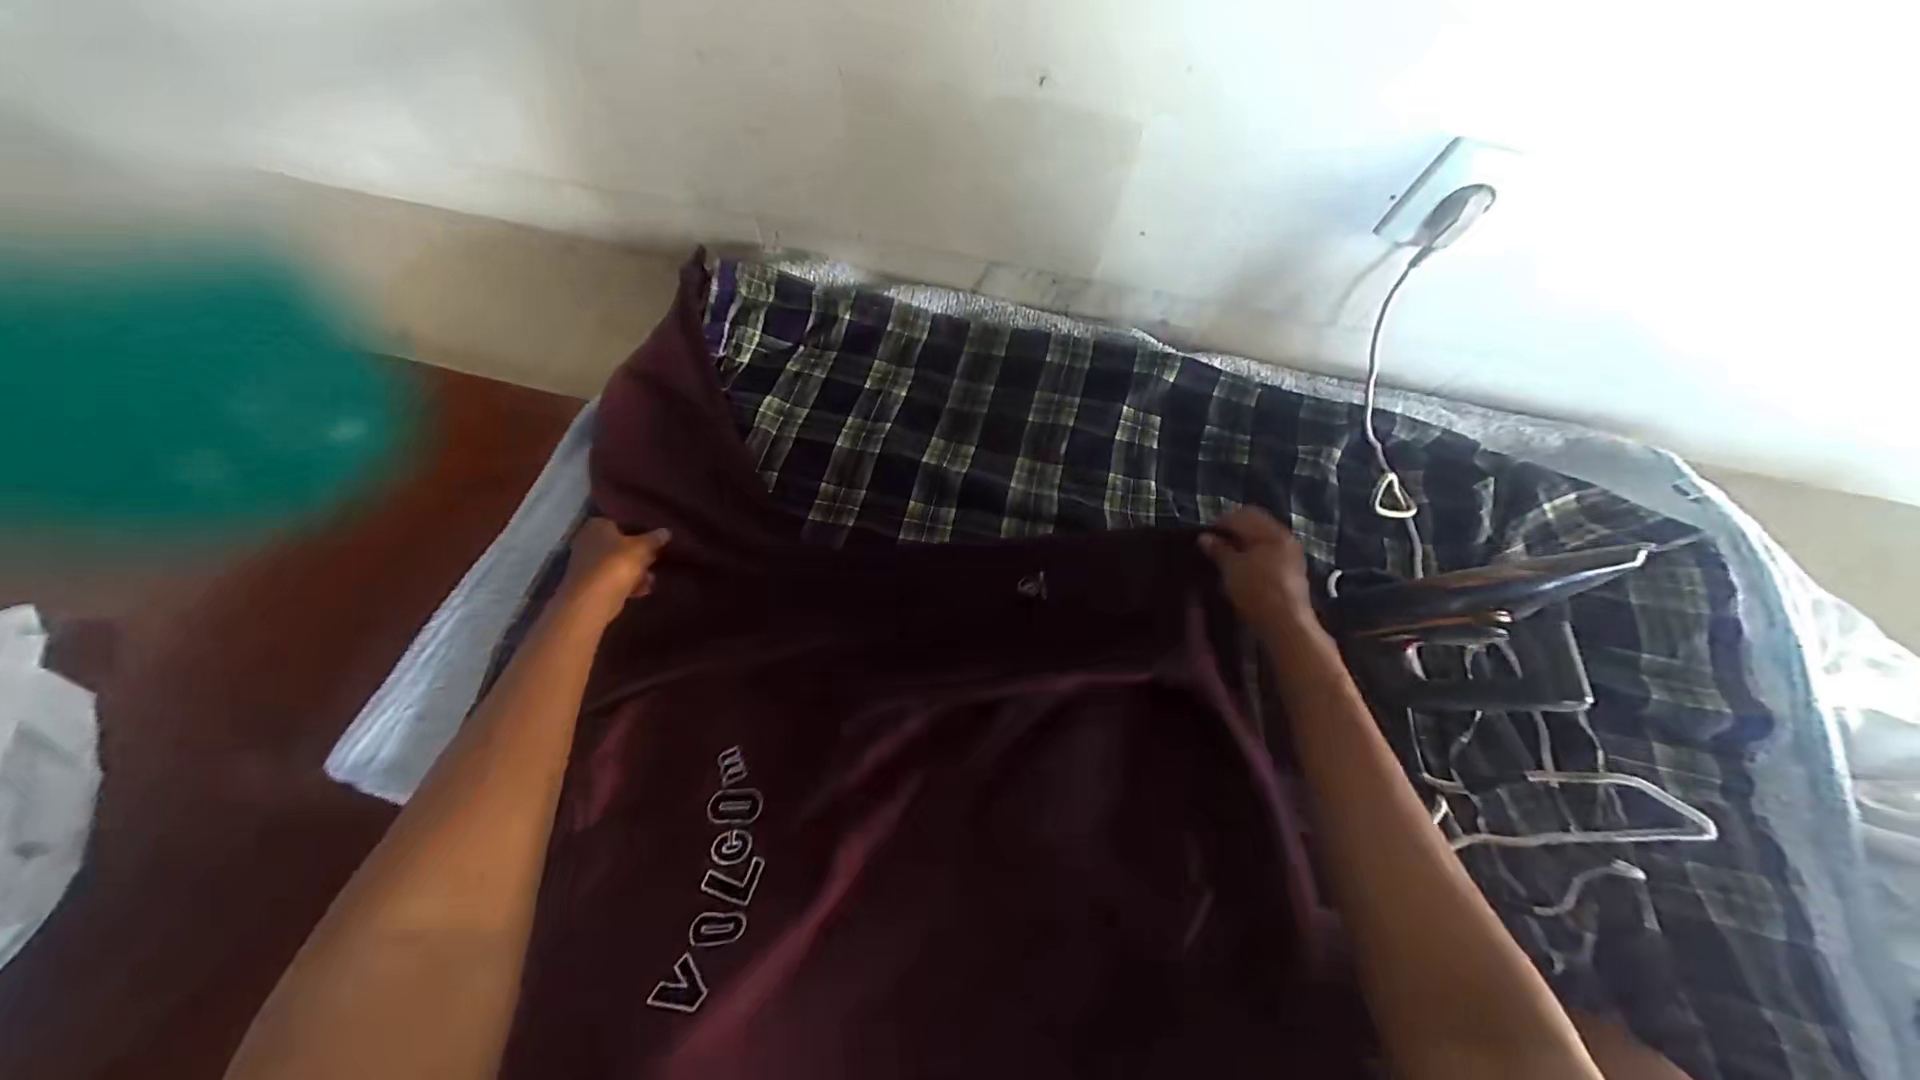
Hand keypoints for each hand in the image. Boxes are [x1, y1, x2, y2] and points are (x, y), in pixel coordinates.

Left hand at [559, 517, 670, 622]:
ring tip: (651, 579)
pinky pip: (614, 579)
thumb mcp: (642, 547)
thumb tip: (665, 532)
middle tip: (655, 559)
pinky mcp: (591, 583)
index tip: (656, 539)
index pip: (622, 522)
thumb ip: (655, 539)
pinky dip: (627, 583)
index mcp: (597, 526)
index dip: (640, 530)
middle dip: (639, 553)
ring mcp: (588, 563)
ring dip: (636, 571)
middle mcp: (588, 541)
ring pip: (619, 563)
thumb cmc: (617, 564)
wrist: (593, 599)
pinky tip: (642, 590)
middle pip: (621, 544)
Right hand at [1197, 507, 1322, 641]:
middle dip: (1232, 534)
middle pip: (1255, 526)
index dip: (1221, 522)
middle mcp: (1285, 539)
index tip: (1205, 536)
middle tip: (1212, 547)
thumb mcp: (1231, 568)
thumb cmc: (1256, 591)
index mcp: (1272, 532)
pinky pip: (1268, 556)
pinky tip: (1240, 571)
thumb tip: (1204, 537)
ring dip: (1242, 546)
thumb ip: (1217, 549)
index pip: (1243, 515)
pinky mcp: (1291, 573)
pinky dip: (1252, 558)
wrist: (1285, 625)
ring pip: (1261, 542)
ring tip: (1223, 560)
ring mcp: (1291, 556)